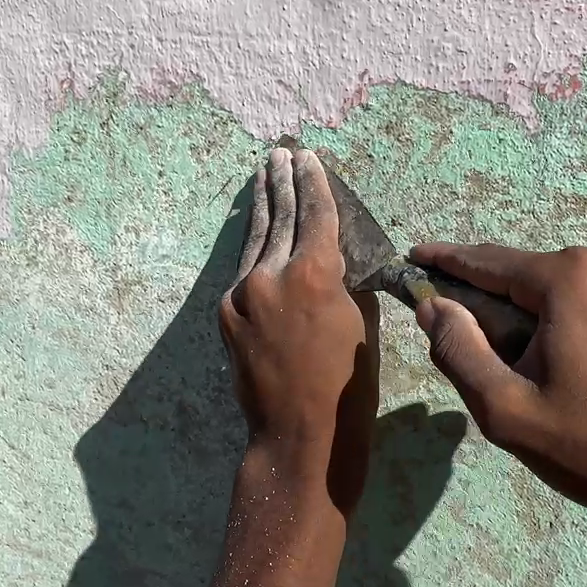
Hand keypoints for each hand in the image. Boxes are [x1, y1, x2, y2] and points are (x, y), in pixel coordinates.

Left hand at [221, 147, 379, 514]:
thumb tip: (331, 252)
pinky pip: (244, 268)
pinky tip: (256, 227)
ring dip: (262, 204)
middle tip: (282, 152)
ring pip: (256, 238)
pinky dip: (254, 245)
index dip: (315, 183)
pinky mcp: (226, 312)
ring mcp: (243, 292)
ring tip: (264, 173)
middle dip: (284, 182)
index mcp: (315, 272)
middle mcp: (272, 273)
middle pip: (281, 216)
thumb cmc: (348, 382)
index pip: (316, 213)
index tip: (310, 158)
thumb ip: (341, 277)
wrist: (300, 434)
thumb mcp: (359, 319)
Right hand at [409, 243, 586, 541]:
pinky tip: (575, 373)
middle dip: (491, 308)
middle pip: (523, 278)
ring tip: (532, 380)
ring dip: (531, 322)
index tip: (412, 257)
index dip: (442, 262)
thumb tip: (432, 307)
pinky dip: (567, 325)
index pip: (484, 261)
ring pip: (560, 293)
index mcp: (566, 278)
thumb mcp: (510, 410)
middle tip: (475, 358)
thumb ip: (458, 351)